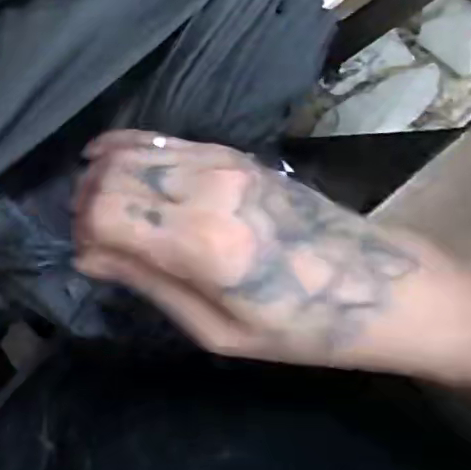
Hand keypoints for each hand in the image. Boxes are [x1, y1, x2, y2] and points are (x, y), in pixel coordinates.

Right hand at [74, 130, 470, 376]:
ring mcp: (217, 161)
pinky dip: (120, 148)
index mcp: (203, 244)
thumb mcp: (217, 332)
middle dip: (82, 205)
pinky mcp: (226, 150)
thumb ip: (146, 283)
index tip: (89, 259)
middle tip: (91, 236)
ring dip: (97, 178)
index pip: (103, 215)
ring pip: (124, 152)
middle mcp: (205, 188)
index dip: (81, 236)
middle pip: (106, 178)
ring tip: (98, 206)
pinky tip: (104, 162)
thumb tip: (86, 254)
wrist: (389, 289)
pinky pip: (154, 137)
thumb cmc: (304, 329)